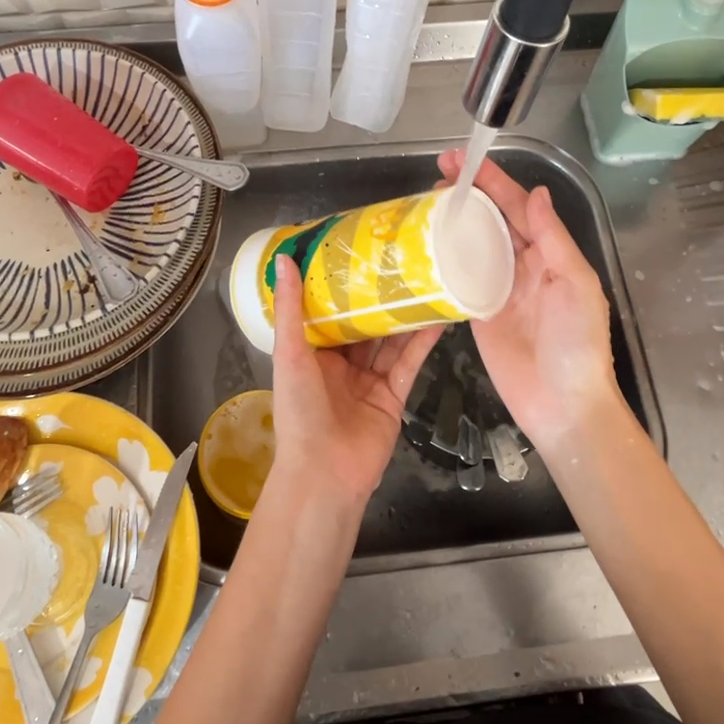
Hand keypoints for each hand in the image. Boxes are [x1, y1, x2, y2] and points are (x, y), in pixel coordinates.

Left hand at [269, 255, 443, 502]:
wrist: (325, 472)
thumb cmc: (299, 410)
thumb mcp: (289, 354)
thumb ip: (290, 309)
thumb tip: (284, 259)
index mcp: (312, 353)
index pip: (329, 311)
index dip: (342, 284)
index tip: (357, 251)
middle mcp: (342, 364)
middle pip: (364, 324)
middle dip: (379, 297)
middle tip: (400, 260)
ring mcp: (369, 380)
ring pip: (390, 341)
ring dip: (406, 315)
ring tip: (426, 280)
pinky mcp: (394, 396)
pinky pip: (409, 363)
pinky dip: (423, 342)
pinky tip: (439, 317)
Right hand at [439, 150, 626, 452]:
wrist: (563, 405)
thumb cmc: (577, 344)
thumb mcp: (575, 285)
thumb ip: (553, 239)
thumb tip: (536, 192)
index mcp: (549, 254)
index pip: (518, 207)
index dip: (494, 181)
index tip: (465, 160)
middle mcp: (522, 265)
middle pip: (491, 220)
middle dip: (467, 193)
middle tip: (437, 172)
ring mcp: (497, 289)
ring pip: (471, 244)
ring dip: (451, 221)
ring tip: (422, 201)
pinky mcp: (476, 314)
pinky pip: (457, 279)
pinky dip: (441, 259)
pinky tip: (420, 245)